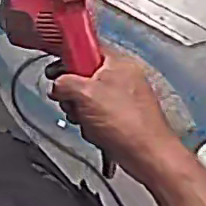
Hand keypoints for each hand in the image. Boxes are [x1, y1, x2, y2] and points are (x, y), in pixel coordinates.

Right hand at [49, 51, 178, 171]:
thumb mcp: (84, 93)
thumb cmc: (129, 125)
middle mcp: (124, 77)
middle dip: (72, 91)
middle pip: (84, 74)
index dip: (68, 57)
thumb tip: (56, 86)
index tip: (57, 68)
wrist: (148, 157)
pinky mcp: (123, 117)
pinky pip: (96, 113)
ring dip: (79, 109)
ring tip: (85, 119)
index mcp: (119, 63)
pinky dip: (90, 122)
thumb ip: (63, 83)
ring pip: (87, 96)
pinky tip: (94, 130)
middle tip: (71, 100)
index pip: (87, 47)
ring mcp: (124, 98)